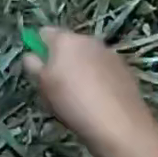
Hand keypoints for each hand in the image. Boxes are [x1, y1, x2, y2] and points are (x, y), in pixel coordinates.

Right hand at [21, 27, 157, 156]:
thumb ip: (33, 65)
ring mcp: (109, 53)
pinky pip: (103, 68)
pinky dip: (97, 78)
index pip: (44, 32)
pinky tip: (98, 100)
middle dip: (60, 59)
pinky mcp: (125, 69)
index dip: (38, 48)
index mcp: (65, 39)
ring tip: (79, 96)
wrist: (119, 124)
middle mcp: (88, 40)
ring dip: (80, 68)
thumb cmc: (72, 101)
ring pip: (86, 56)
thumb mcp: (42, 85)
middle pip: (67, 44)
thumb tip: (32, 55)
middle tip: (56, 85)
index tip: (40, 69)